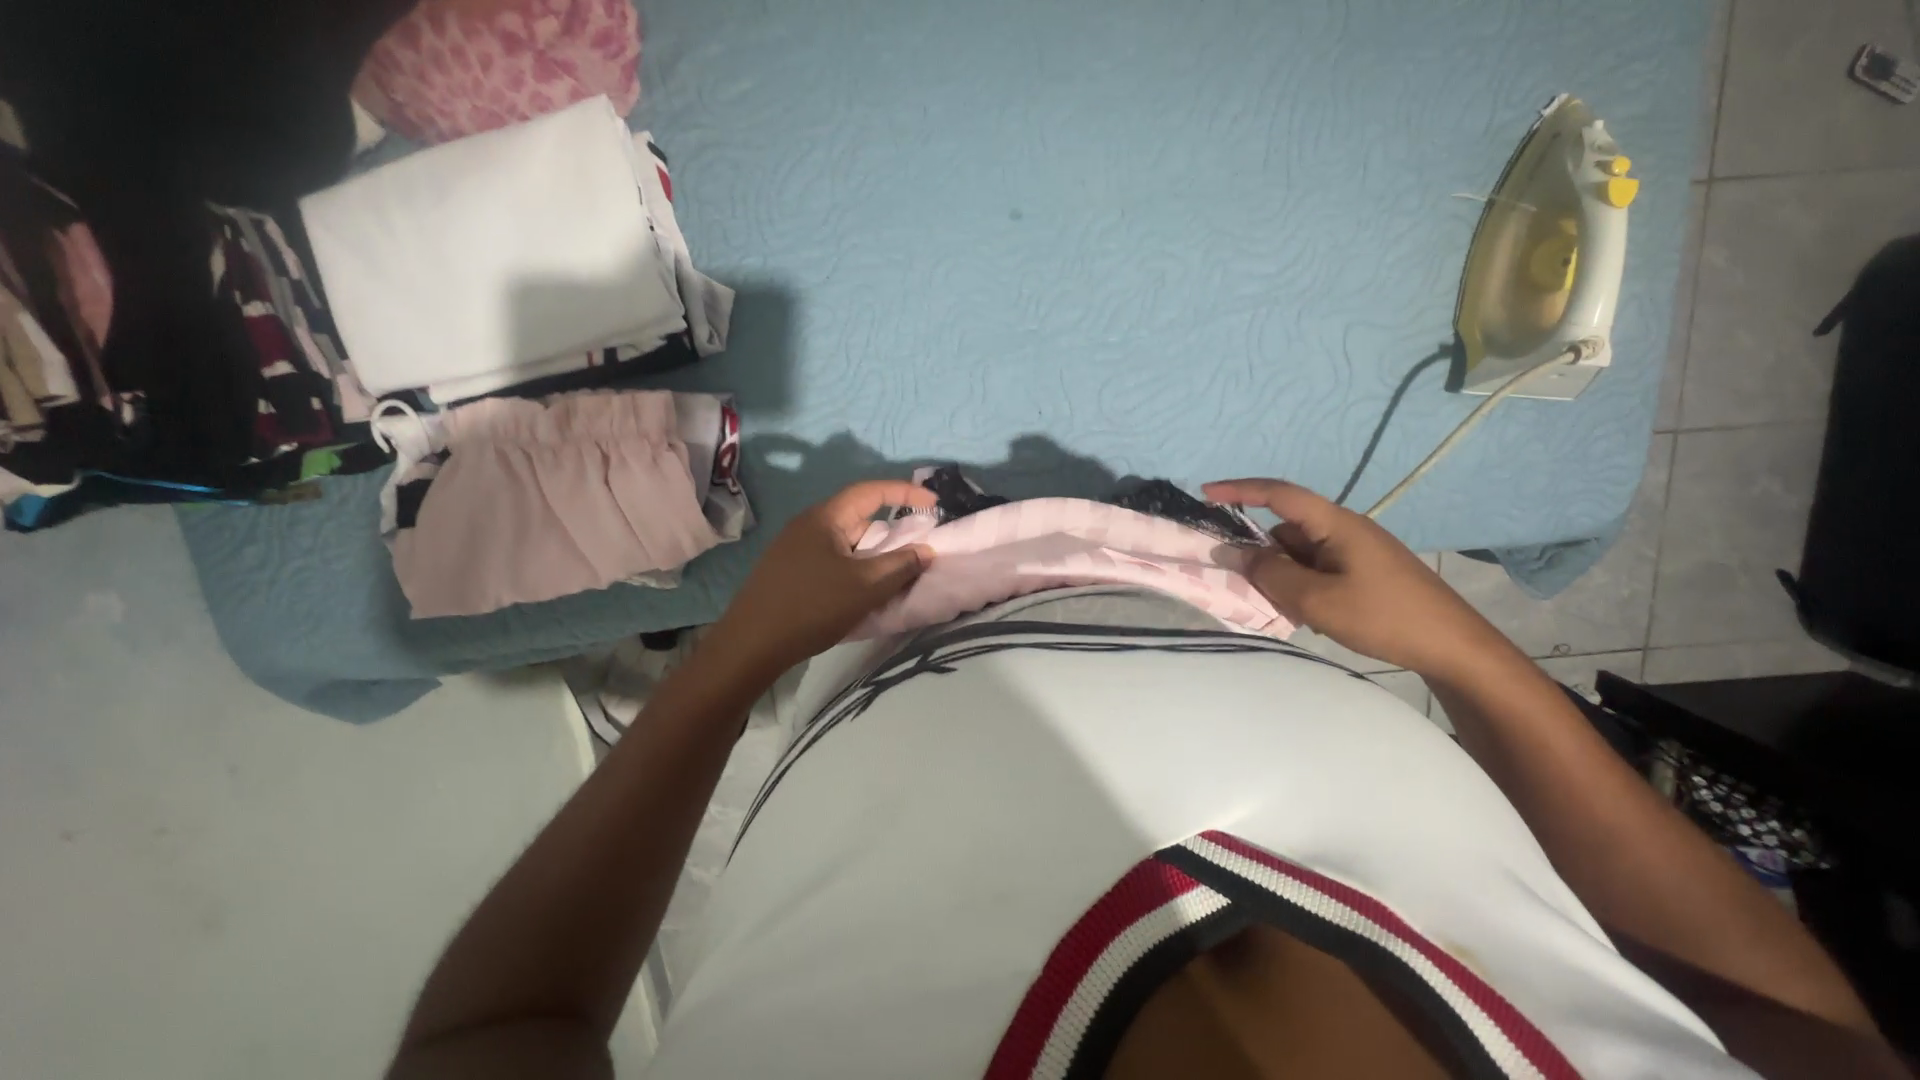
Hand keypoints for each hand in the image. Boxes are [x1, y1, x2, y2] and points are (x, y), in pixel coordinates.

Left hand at [709, 481, 936, 678]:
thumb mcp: (865, 587)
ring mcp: (794, 549)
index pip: (871, 491)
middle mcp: (807, 525)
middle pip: (858, 517)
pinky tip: (863, 592)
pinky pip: (832, 560)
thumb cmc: (811, 607)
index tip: (934, 503)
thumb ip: (900, 565)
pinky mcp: (789, 572)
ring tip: (894, 575)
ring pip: (845, 542)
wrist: (751, 645)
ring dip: (873, 554)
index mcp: (824, 518)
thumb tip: (925, 550)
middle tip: (916, 549)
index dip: (905, 492)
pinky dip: (855, 568)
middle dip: (890, 530)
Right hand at [1203, 479, 1515, 679]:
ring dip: (1283, 577)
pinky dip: (1303, 587)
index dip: (1240, 490)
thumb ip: (1270, 574)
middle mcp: (1345, 530)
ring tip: (1286, 611)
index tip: (1205, 495)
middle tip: (1247, 588)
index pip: (1279, 494)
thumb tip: (1234, 552)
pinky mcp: (1366, 574)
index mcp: (1336, 524)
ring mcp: (1358, 552)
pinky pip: (1318, 570)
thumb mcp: (1317, 599)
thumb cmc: (1383, 617)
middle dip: (1261, 555)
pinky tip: (1309, 617)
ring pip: (1301, 555)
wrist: (1454, 647)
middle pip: (1286, 530)